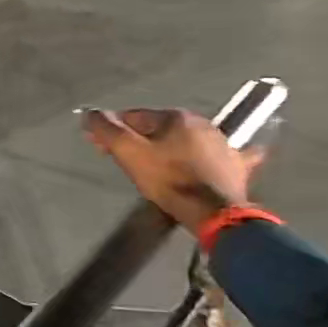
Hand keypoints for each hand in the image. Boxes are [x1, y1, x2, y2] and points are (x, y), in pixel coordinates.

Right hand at [83, 108, 266, 231]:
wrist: (215, 213)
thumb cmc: (168, 180)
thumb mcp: (129, 152)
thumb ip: (107, 129)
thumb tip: (91, 113)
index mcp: (175, 116)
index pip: (132, 117)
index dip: (113, 132)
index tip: (102, 149)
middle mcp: (201, 122)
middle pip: (158, 128)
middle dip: (140, 140)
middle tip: (126, 162)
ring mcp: (223, 143)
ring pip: (185, 140)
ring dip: (170, 147)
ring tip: (157, 168)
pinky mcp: (237, 164)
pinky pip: (221, 154)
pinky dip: (211, 155)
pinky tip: (211, 159)